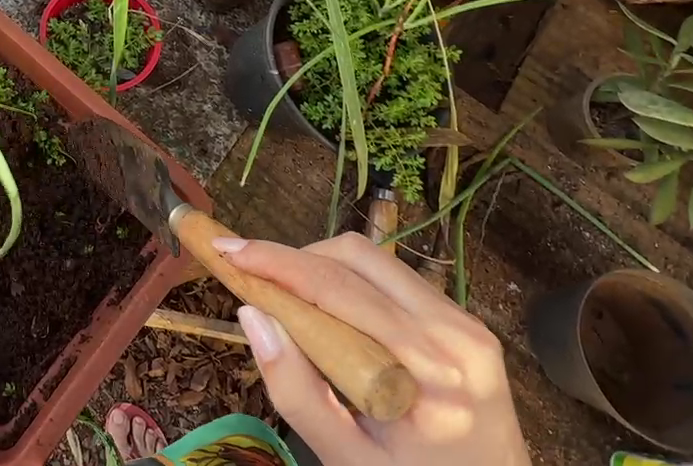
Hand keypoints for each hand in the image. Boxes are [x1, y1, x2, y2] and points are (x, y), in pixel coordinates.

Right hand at [216, 233, 529, 465]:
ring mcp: (467, 325)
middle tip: (248, 273)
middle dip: (291, 257)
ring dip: (319, 264)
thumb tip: (251, 313)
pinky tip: (326, 308)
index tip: (225, 249)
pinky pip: (392, 277)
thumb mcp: (346, 459)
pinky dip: (348, 279)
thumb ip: (294, 390)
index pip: (337, 289)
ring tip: (285, 295)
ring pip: (373, 257)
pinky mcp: (467, 323)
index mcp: (430, 373)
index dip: (275, 261)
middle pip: (355, 257)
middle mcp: (456, 334)